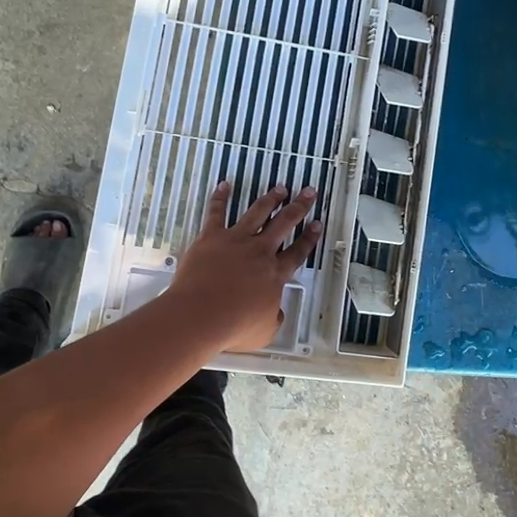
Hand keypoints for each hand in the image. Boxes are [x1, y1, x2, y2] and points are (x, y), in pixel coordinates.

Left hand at [162, 182, 323, 351]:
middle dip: (298, 207)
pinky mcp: (212, 236)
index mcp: (275, 274)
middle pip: (284, 224)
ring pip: (257, 213)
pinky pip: (217, 212)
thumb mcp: (264, 331)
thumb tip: (276, 313)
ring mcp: (236, 240)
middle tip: (308, 192)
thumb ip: (273, 319)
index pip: (298, 252)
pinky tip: (224, 185)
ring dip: (270, 199)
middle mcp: (260, 251)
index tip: (317, 224)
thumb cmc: (233, 327)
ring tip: (279, 189)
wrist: (200, 315)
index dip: (309, 238)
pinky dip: (220, 198)